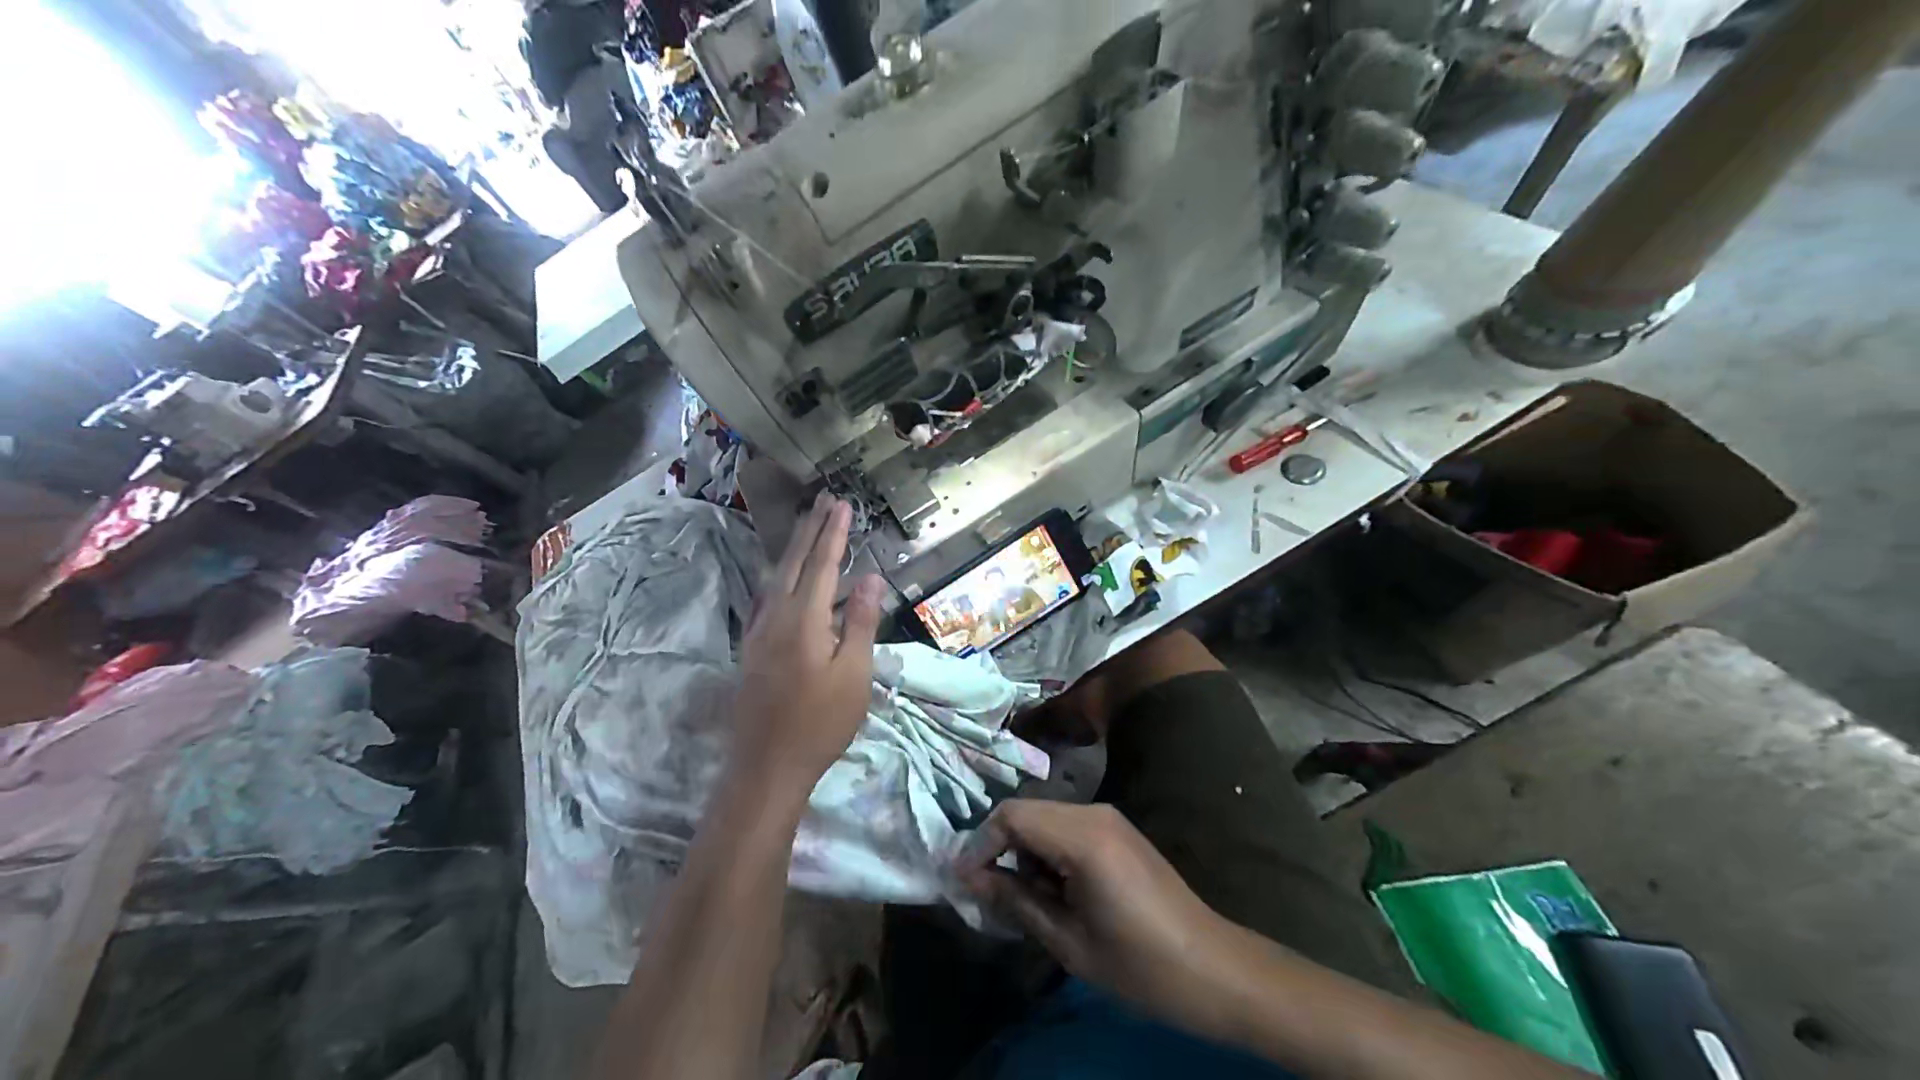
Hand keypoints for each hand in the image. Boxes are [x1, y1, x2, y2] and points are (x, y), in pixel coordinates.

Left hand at [731, 492, 884, 802]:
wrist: (767, 765)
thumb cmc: (821, 722)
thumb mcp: (854, 674)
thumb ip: (859, 622)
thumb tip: (871, 578)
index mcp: (804, 619)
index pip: (822, 565)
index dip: (834, 534)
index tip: (842, 505)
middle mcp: (776, 616)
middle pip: (794, 563)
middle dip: (810, 530)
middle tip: (823, 500)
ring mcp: (759, 632)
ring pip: (776, 578)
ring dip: (795, 549)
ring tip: (807, 527)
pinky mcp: (752, 648)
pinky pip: (766, 598)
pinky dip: (780, 577)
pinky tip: (782, 579)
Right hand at [956, 800, 1241, 1032]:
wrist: (1213, 969)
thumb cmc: (1140, 964)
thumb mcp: (1068, 940)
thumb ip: (1016, 900)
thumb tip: (970, 878)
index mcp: (1083, 837)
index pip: (1012, 816)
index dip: (980, 844)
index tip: (962, 880)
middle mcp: (1094, 812)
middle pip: (1026, 811)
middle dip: (999, 847)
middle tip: (986, 893)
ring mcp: (1108, 817)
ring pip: (1044, 817)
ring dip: (1024, 851)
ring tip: (1022, 900)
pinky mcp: (1116, 829)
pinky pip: (1065, 826)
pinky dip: (1047, 851)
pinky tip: (1053, 890)